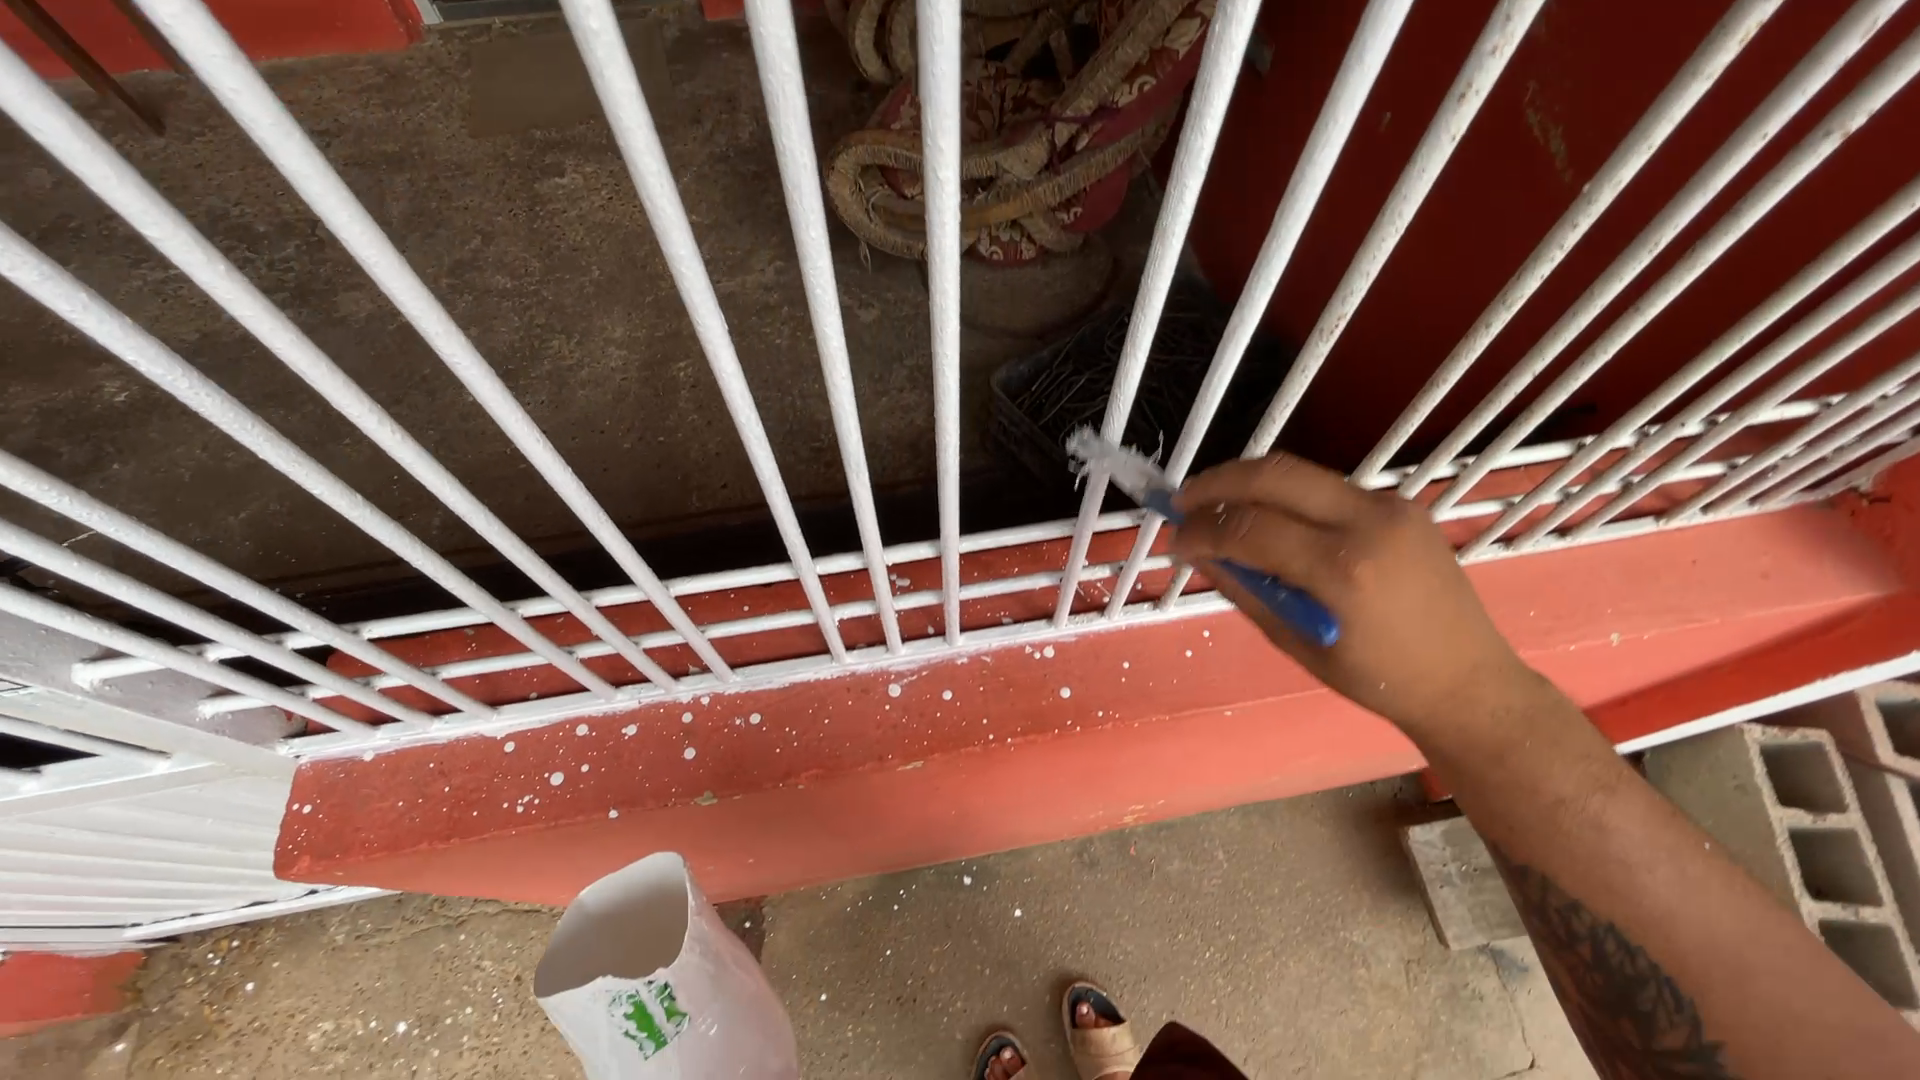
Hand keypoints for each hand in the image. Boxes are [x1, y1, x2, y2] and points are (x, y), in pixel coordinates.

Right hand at [1171, 453, 1538, 736]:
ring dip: (1250, 484)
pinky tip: (1268, 519)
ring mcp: (1391, 507)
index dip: (1202, 529)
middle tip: (1184, 500)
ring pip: (1300, 474)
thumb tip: (1199, 554)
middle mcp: (1370, 523)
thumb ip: (1246, 590)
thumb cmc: (1377, 679)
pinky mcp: (1401, 504)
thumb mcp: (1297, 643)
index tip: (1175, 539)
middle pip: (1274, 475)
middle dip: (1218, 481)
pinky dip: (1287, 496)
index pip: (1250, 528)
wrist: (1467, 680)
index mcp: (1343, 571)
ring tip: (1217, 507)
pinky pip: (1327, 489)